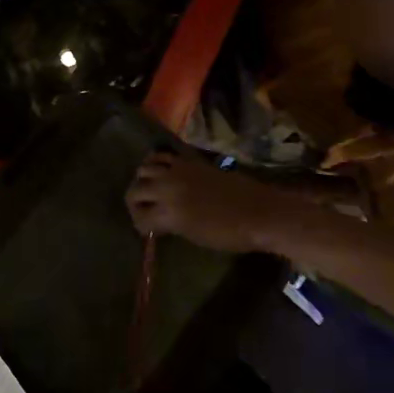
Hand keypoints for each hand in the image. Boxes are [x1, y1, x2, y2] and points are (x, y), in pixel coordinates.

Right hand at [125, 150, 279, 252]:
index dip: (140, 225)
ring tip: (150, 188)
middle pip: (135, 191)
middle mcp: (167, 189)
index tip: (146, 228)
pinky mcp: (190, 160)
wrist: (257, 211)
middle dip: (135, 202)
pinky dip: (156, 162)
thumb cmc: (229, 234)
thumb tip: (160, 219)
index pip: (138, 218)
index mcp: (168, 215)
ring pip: (144, 169)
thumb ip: (172, 224)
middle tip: (143, 209)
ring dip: (143, 180)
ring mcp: (178, 171)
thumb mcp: (194, 236)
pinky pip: (163, 156)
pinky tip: (162, 171)